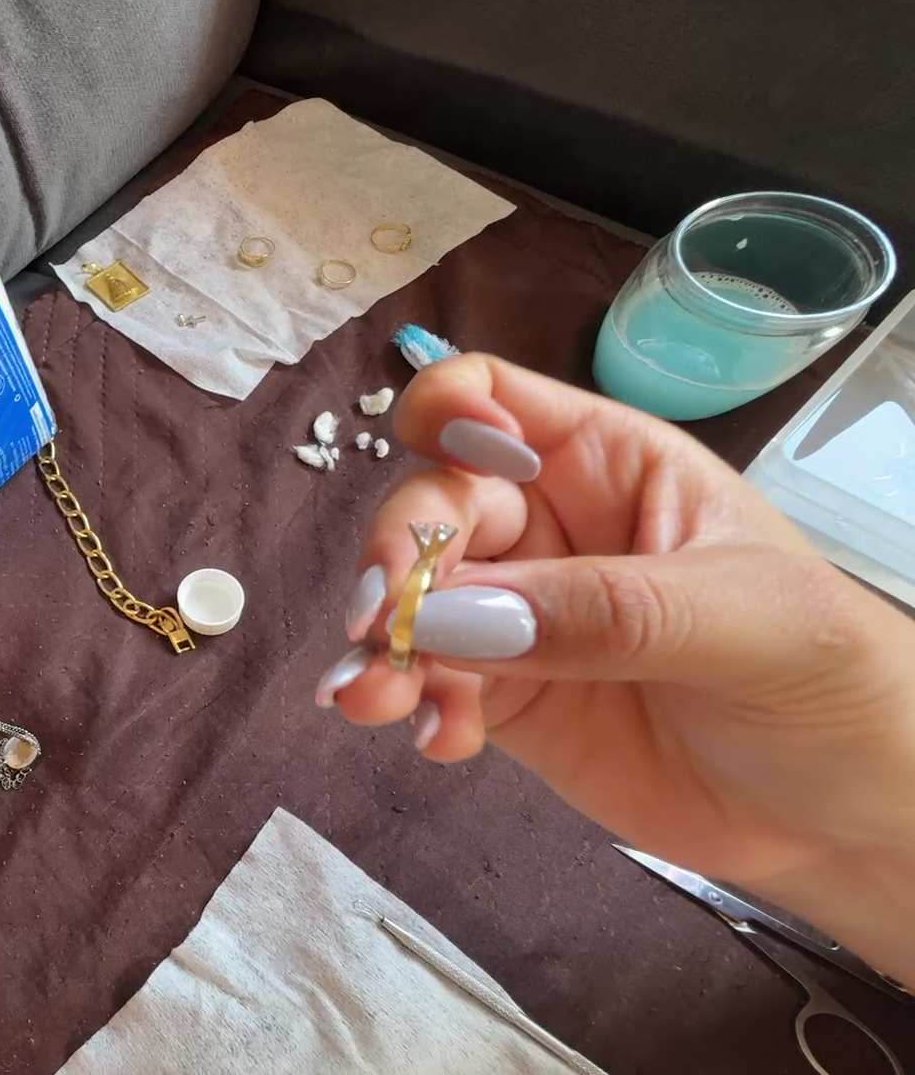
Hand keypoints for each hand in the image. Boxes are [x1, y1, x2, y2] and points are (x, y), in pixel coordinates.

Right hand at [322, 354, 914, 980]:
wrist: (849, 823)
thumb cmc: (843, 691)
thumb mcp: (757, 627)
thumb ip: (605, 609)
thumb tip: (443, 612)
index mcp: (603, 468)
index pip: (493, 400)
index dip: (446, 409)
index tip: (431, 458)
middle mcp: (534, 526)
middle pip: (424, 504)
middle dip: (393, 559)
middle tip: (378, 624)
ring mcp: (497, 607)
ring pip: (399, 594)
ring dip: (375, 644)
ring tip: (377, 700)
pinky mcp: (481, 681)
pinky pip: (413, 673)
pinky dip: (405, 701)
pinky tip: (442, 740)